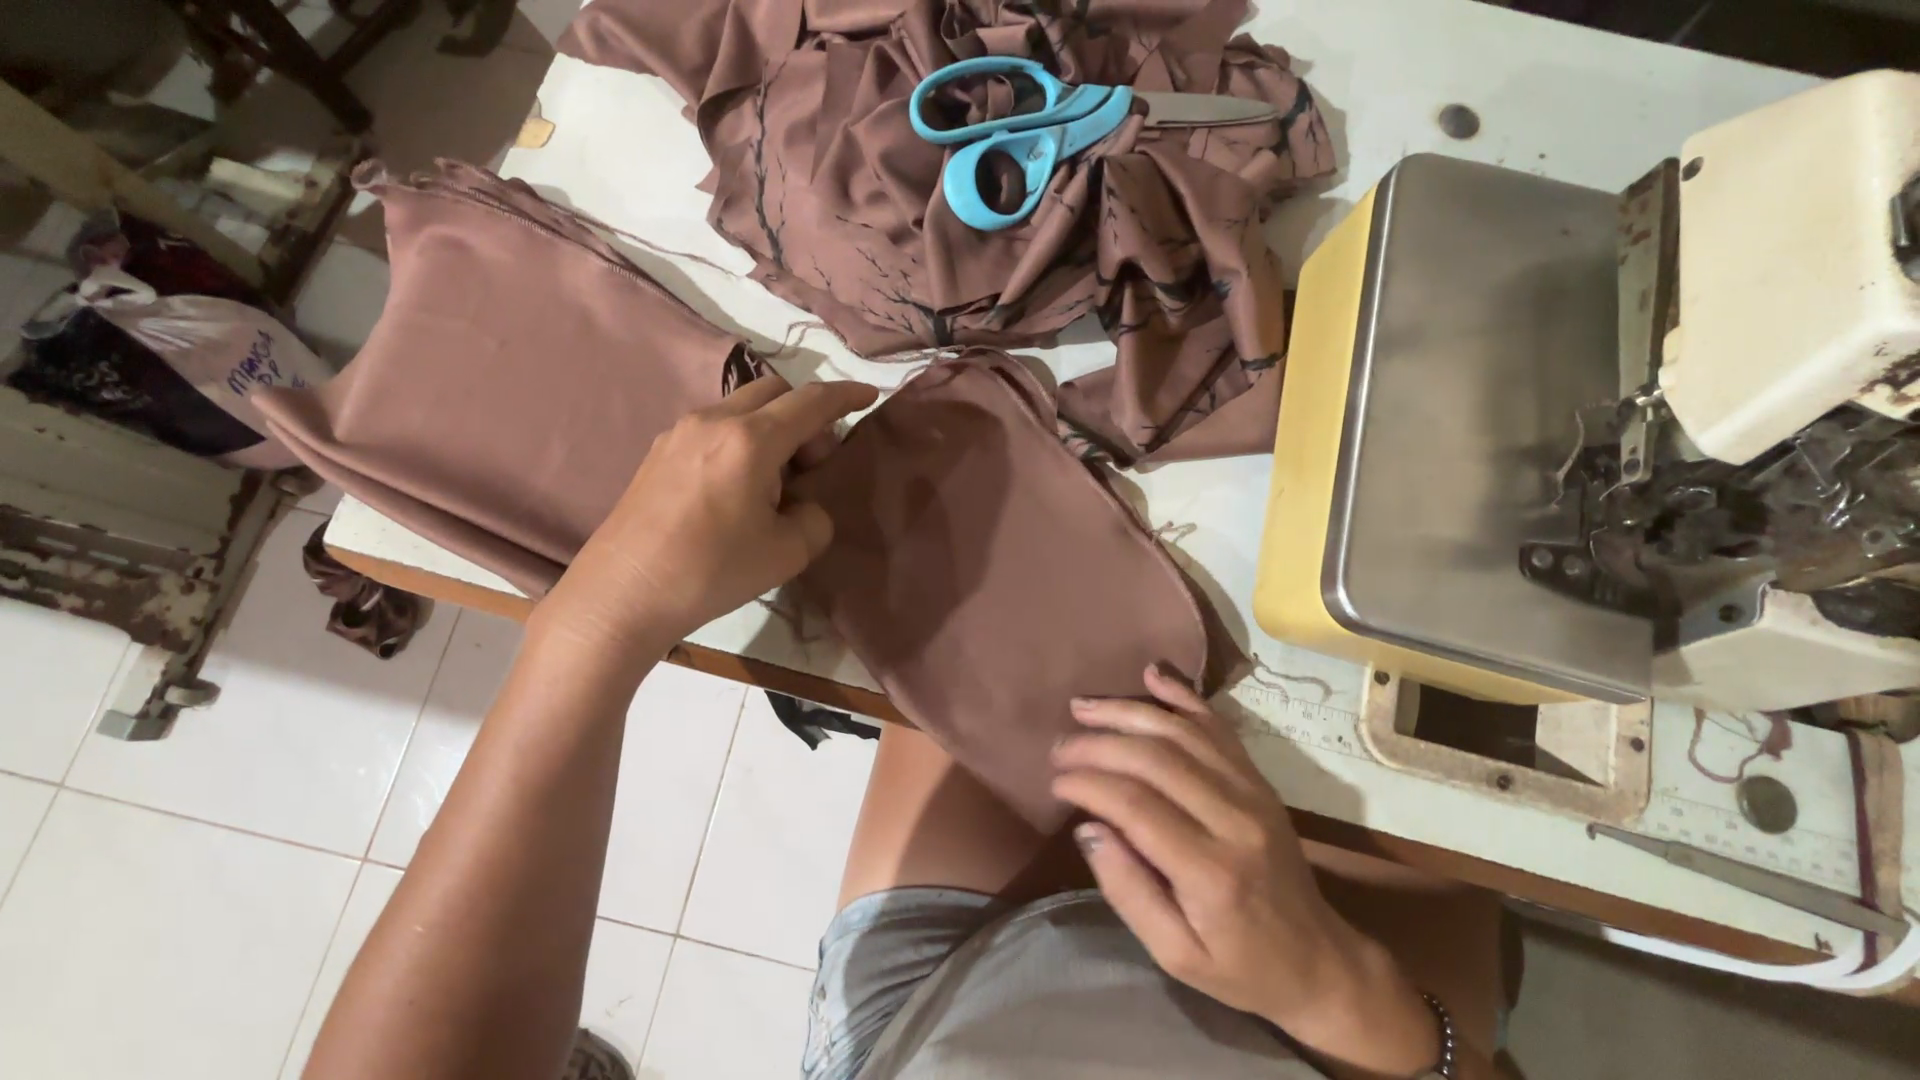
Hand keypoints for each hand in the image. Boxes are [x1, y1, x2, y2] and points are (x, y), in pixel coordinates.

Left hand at [539, 375, 877, 659]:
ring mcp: (679, 434)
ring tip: (774, 484)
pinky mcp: (658, 454)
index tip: (869, 395)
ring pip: (741, 409)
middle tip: (813, 464)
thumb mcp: (787, 553)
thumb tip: (802, 505)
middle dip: (805, 415)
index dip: (845, 396)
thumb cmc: (712, 571)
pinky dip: (741, 443)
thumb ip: (814, 519)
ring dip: (770, 430)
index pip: (811, 402)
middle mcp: (713, 422)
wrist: (624, 594)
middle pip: (773, 391)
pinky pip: (714, 430)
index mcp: (750, 440)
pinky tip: (737, 491)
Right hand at [1052, 666, 1440, 1075]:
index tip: (1055, 781)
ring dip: (1129, 711)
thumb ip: (1128, 892)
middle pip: (1156, 757)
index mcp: (1210, 870)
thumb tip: (1088, 828)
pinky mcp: (1260, 780)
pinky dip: (1182, 696)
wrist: (1319, 959)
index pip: (1136, 804)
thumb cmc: (1239, 967)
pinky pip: (1217, 727)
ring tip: (1083, 707)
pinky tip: (1151, 675)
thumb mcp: (1176, 956)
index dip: (1088, 782)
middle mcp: (1235, 819)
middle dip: (1099, 742)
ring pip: (1183, 732)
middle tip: (1059, 745)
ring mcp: (1253, 792)